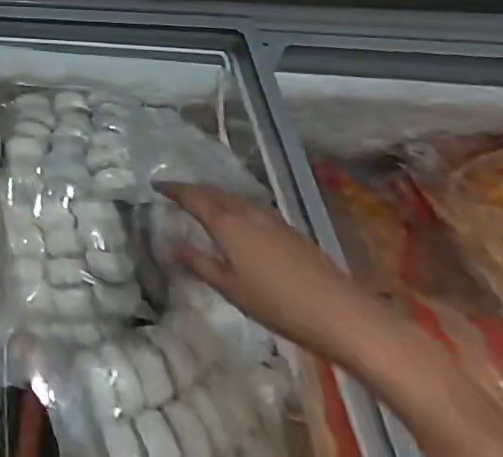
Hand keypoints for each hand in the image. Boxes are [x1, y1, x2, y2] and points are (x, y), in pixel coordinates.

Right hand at [159, 183, 399, 362]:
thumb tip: (171, 246)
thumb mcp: (230, 288)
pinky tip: (239, 224)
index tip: (156, 185)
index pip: (192, 196)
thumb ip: (199, 263)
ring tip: (204, 206)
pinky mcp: (292, 233)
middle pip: (215, 192)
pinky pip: (253, 209)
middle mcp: (248, 213)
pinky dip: (236, 208)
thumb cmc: (278, 303)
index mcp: (226, 222)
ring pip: (236, 199)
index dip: (172, 189)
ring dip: (216, 198)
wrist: (346, 317)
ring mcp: (273, 221)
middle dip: (194, 190)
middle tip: (177, 193)